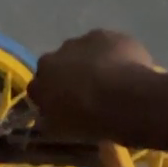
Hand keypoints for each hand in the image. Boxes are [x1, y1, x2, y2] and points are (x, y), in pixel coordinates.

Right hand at [29, 29, 156, 136]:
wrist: (124, 100)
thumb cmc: (90, 120)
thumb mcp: (63, 130)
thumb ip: (51, 120)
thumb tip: (48, 118)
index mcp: (40, 82)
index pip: (38, 87)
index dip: (52, 95)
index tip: (65, 105)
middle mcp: (54, 57)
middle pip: (60, 64)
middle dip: (71, 74)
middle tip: (89, 92)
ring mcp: (81, 42)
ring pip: (84, 51)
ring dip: (93, 61)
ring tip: (112, 80)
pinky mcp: (107, 36)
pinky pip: (108, 45)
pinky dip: (115, 54)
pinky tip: (129, 69)